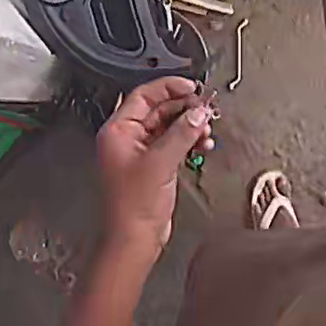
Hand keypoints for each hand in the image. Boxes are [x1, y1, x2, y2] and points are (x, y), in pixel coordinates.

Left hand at [94, 77, 213, 262]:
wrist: (135, 239)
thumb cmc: (133, 206)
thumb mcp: (160, 162)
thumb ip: (181, 134)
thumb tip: (198, 113)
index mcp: (118, 130)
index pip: (144, 96)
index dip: (169, 88)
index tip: (191, 87)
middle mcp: (128, 138)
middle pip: (159, 109)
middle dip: (185, 108)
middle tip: (205, 108)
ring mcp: (141, 151)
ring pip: (170, 125)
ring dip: (190, 125)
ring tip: (207, 128)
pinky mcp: (154, 164)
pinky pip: (175, 142)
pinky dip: (190, 140)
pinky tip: (203, 144)